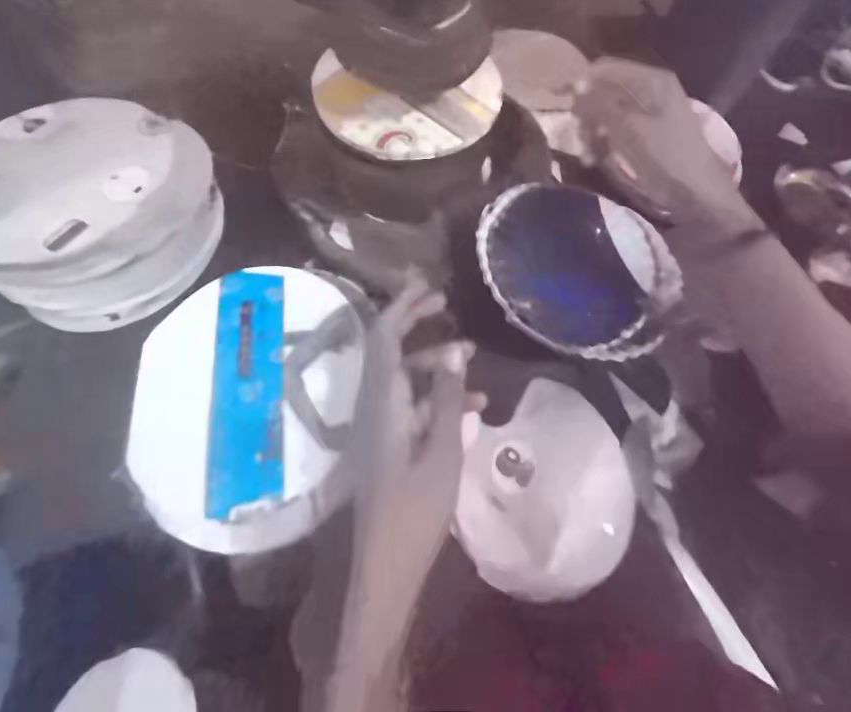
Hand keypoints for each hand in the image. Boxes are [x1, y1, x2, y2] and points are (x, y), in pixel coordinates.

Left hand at [329, 277, 479, 710]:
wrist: (384, 566)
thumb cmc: (414, 513)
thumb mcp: (441, 454)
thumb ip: (447, 400)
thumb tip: (456, 352)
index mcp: (383, 401)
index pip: (384, 337)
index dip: (402, 306)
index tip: (425, 283)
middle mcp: (376, 405)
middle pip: (391, 349)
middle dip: (415, 321)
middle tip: (444, 301)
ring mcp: (382, 425)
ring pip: (407, 378)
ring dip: (435, 362)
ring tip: (472, 353)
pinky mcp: (391, 444)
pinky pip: (414, 407)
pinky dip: (438, 398)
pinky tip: (474, 404)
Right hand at [575, 58, 751, 234]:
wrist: (697, 192)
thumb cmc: (667, 155)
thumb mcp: (629, 127)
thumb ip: (600, 103)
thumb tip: (574, 84)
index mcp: (650, 81)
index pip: (604, 68)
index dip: (580, 82)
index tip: (559, 100)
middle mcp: (647, 90)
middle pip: (601, 90)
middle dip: (584, 112)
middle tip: (577, 134)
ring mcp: (644, 112)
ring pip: (602, 112)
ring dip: (589, 131)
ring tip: (586, 154)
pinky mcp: (641, 132)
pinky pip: (611, 128)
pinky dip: (600, 142)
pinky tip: (594, 159)